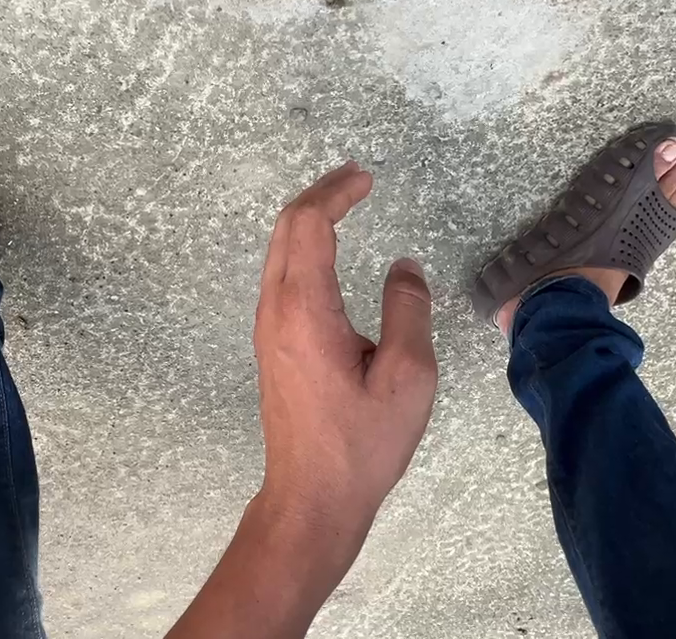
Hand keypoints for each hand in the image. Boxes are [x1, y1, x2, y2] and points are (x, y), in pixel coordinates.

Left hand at [253, 162, 436, 539]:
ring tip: (345, 200)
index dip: (336, 192)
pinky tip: (326, 247)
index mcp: (305, 308)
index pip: (310, 225)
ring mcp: (267, 323)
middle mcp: (275, 307)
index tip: (367, 177)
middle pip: (286, 226)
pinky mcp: (270, 339)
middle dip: (319, 193)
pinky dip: (302, 242)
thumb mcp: (408, 378)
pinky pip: (280, 270)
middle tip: (356, 176)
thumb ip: (408, 310)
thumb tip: (404, 266)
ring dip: (308, 216)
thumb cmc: (361, 443)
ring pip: (278, 247)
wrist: (309, 498)